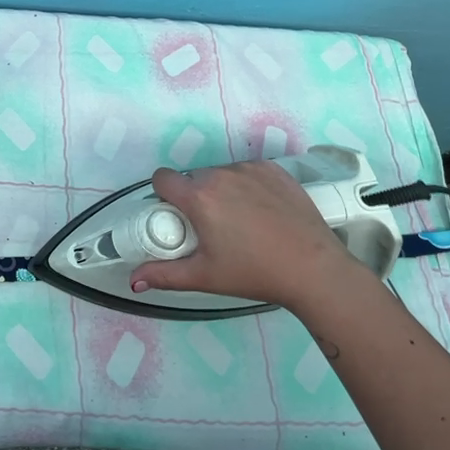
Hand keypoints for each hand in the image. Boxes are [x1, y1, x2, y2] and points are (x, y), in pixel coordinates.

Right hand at [129, 162, 361, 309]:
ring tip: (243, 222)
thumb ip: (165, 274)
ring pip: (221, 174)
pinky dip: (248, 186)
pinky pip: (247, 171)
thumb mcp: (205, 277)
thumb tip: (133, 280)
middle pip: (193, 179)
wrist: (316, 270)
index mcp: (198, 197)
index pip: (162, 178)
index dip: (164, 195)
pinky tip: (263, 210)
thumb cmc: (255, 273)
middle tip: (213, 228)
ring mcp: (248, 168)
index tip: (177, 215)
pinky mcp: (273, 169)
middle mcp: (219, 175)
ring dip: (222, 191)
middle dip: (196, 198)